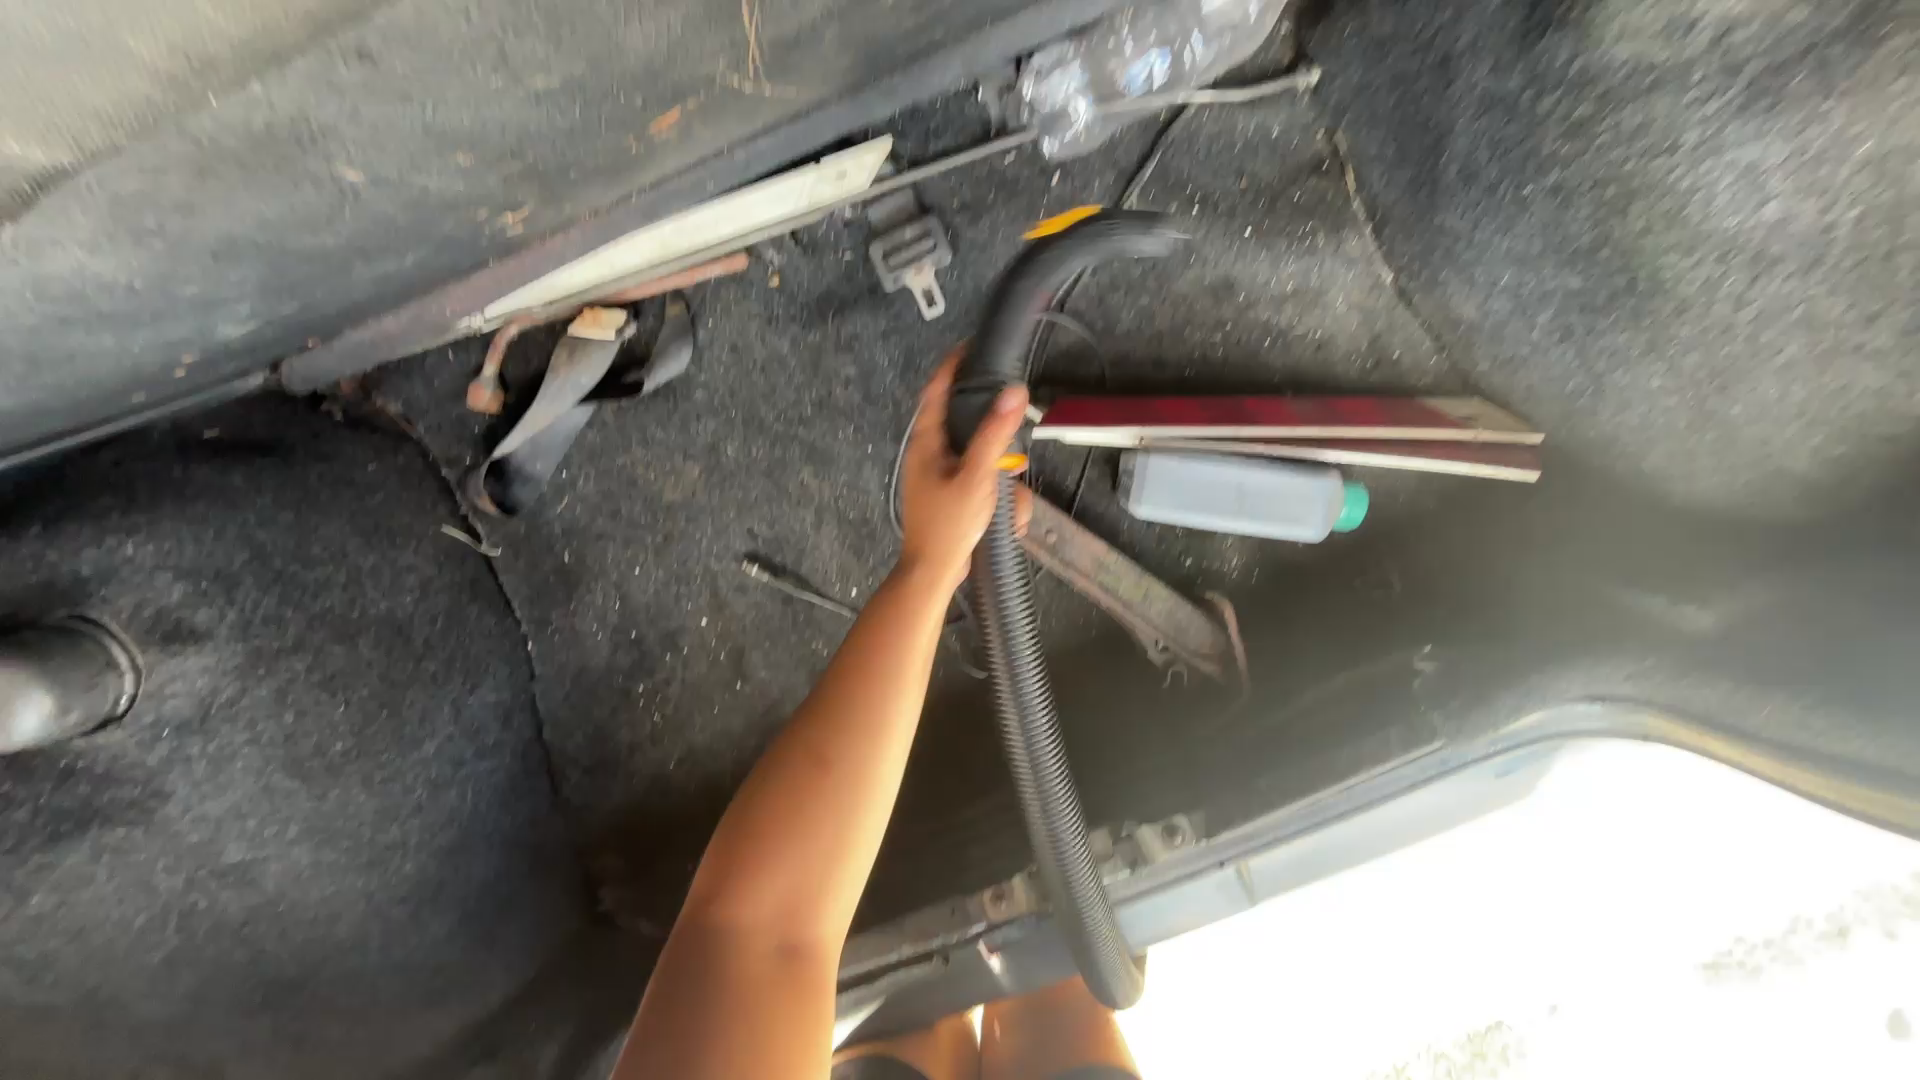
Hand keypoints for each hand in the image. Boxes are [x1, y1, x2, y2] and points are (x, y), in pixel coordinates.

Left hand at [897, 347, 1028, 591]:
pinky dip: (995, 490)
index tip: (974, 346)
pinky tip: (1005, 509)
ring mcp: (939, 476)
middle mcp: (929, 454)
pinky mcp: (951, 495)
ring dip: (998, 468)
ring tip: (1010, 483)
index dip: (953, 366)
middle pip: (961, 421)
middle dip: (990, 427)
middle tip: (1012, 422)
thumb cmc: (948, 523)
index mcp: (926, 443)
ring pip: (977, 455)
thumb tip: (1014, 390)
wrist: (933, 573)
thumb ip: (995, 434)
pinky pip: (979, 480)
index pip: (936, 391)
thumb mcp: (976, 477)